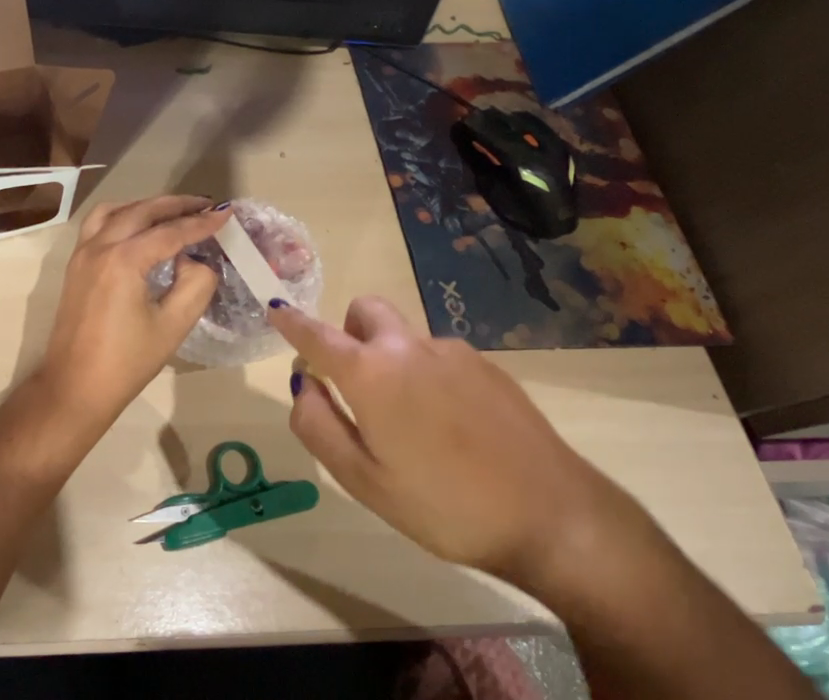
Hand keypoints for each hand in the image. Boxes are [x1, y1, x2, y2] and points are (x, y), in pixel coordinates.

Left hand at [37, 196, 230, 419]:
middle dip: (175, 205)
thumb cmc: (126, 362)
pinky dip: (122, 216)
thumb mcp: (173, 326)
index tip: (226, 213)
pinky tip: (140, 228)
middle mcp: (99, 247)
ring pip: (115, 211)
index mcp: (123, 260)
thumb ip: (195, 285)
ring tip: (173, 212)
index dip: (201, 222)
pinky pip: (98, 224)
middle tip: (205, 205)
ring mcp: (82, 254)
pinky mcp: (75, 265)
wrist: (75, 386)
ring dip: (145, 206)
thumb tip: (195, 261)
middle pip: (141, 211)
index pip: (170, 232)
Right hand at [272, 296, 648, 593]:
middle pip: (366, 311)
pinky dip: (427, 375)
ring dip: (391, 358)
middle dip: (348, 332)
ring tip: (410, 424)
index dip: (291, 323)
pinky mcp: (490, 368)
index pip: (317, 335)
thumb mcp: (363, 481)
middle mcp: (410, 348)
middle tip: (354, 383)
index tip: (275, 311)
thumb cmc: (444, 505)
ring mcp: (455, 354)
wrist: (553, 517)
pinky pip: (440, 357)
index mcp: (371, 373)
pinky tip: (451, 429)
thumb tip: (305, 386)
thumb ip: (319, 427)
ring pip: (405, 337)